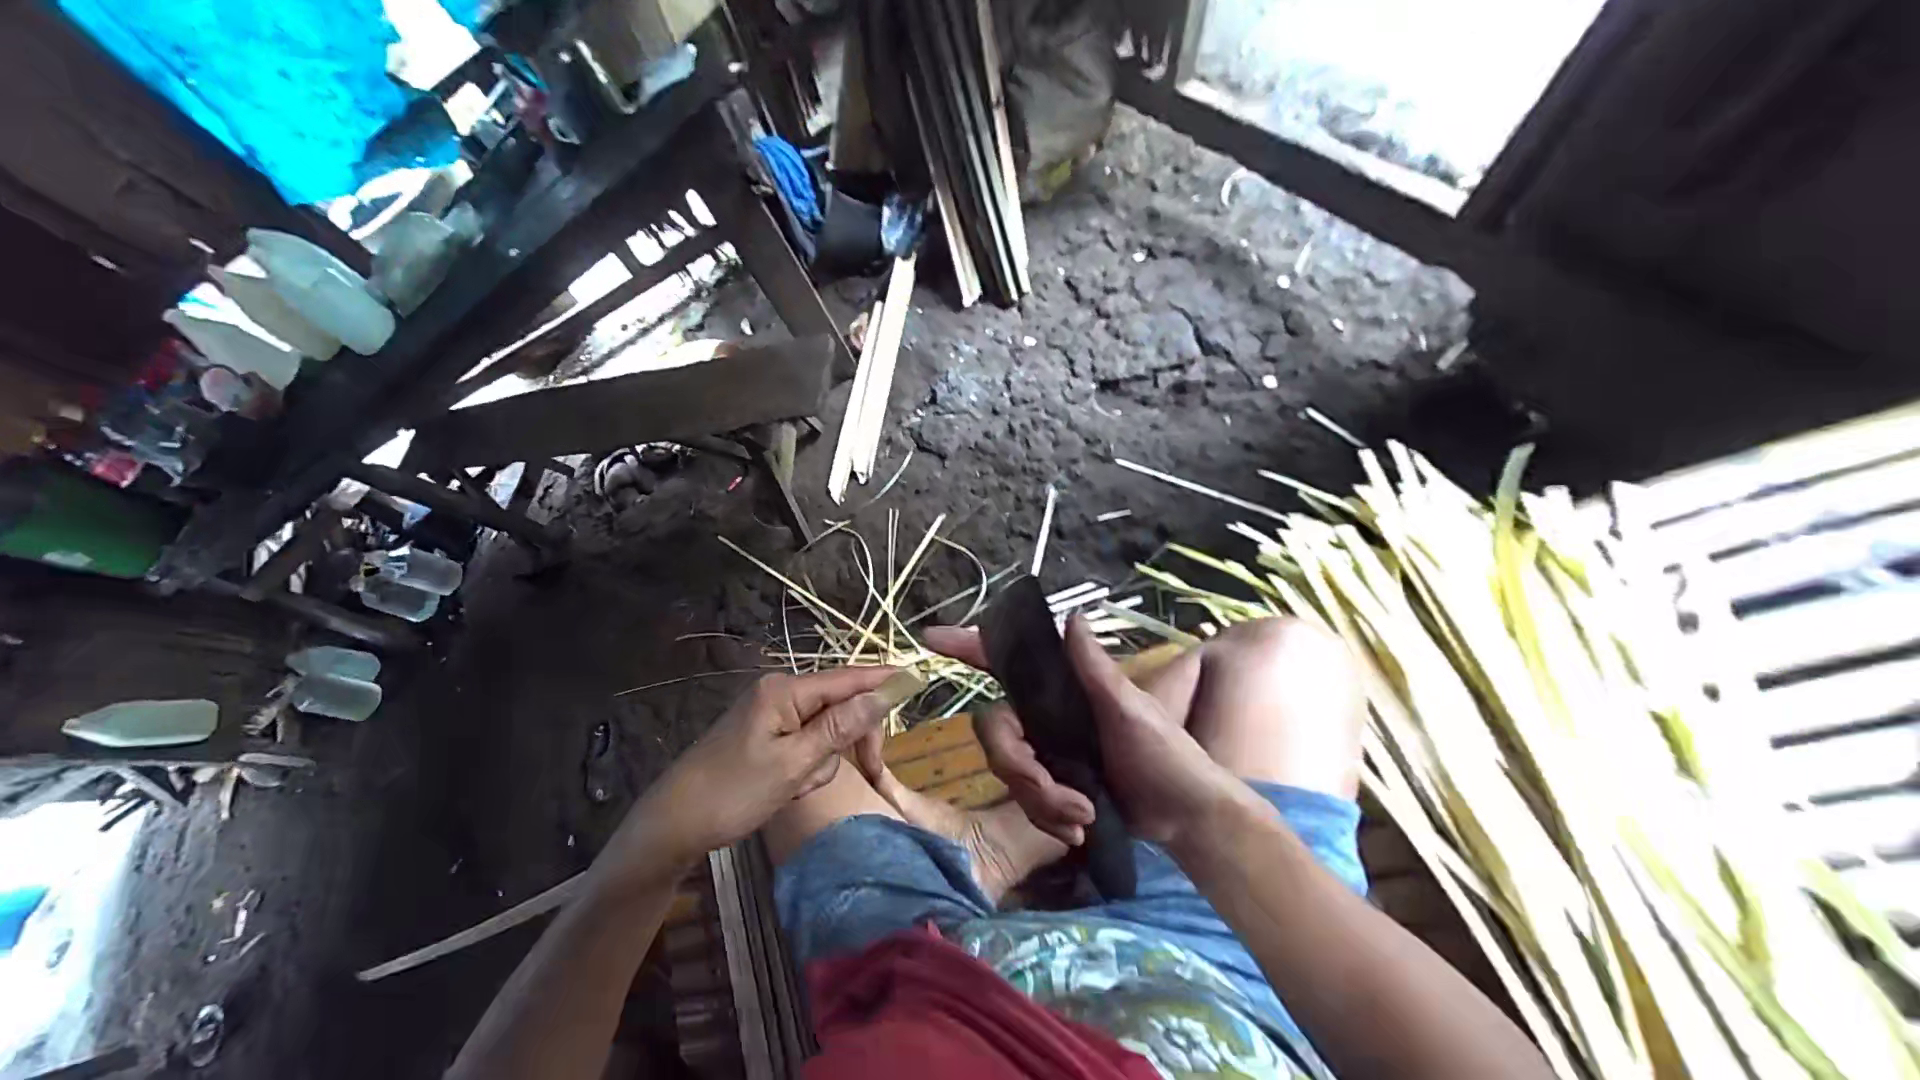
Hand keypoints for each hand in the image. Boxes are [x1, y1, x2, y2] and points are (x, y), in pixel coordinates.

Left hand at [608, 667, 900, 875]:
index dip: (885, 680)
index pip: (848, 678)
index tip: (919, 680)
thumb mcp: (794, 763)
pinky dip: (808, 765)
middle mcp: (780, 692)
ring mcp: (771, 713)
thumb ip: (841, 726)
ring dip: (824, 759)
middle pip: (840, 704)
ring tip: (799, 787)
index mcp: (785, 690)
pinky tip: (787, 788)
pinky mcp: (766, 734)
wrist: (673, 824)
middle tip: (868, 769)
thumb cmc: (733, 793)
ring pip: (826, 729)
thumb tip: (885, 692)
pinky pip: (806, 742)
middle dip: (851, 737)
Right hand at [923, 620, 1264, 849]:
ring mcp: (1046, 753)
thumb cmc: (1166, 754)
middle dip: (1024, 770)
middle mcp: (1045, 717)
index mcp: (1061, 691)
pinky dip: (1050, 817)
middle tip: (1066, 796)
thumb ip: (1095, 668)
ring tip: (1085, 817)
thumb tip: (1072, 614)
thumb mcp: (1130, 709)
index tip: (931, 638)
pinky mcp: (1051, 786)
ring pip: (1008, 773)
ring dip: (1044, 802)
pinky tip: (1081, 829)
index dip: (968, 646)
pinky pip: (1025, 802)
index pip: (1007, 663)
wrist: (1184, 816)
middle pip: (996, 734)